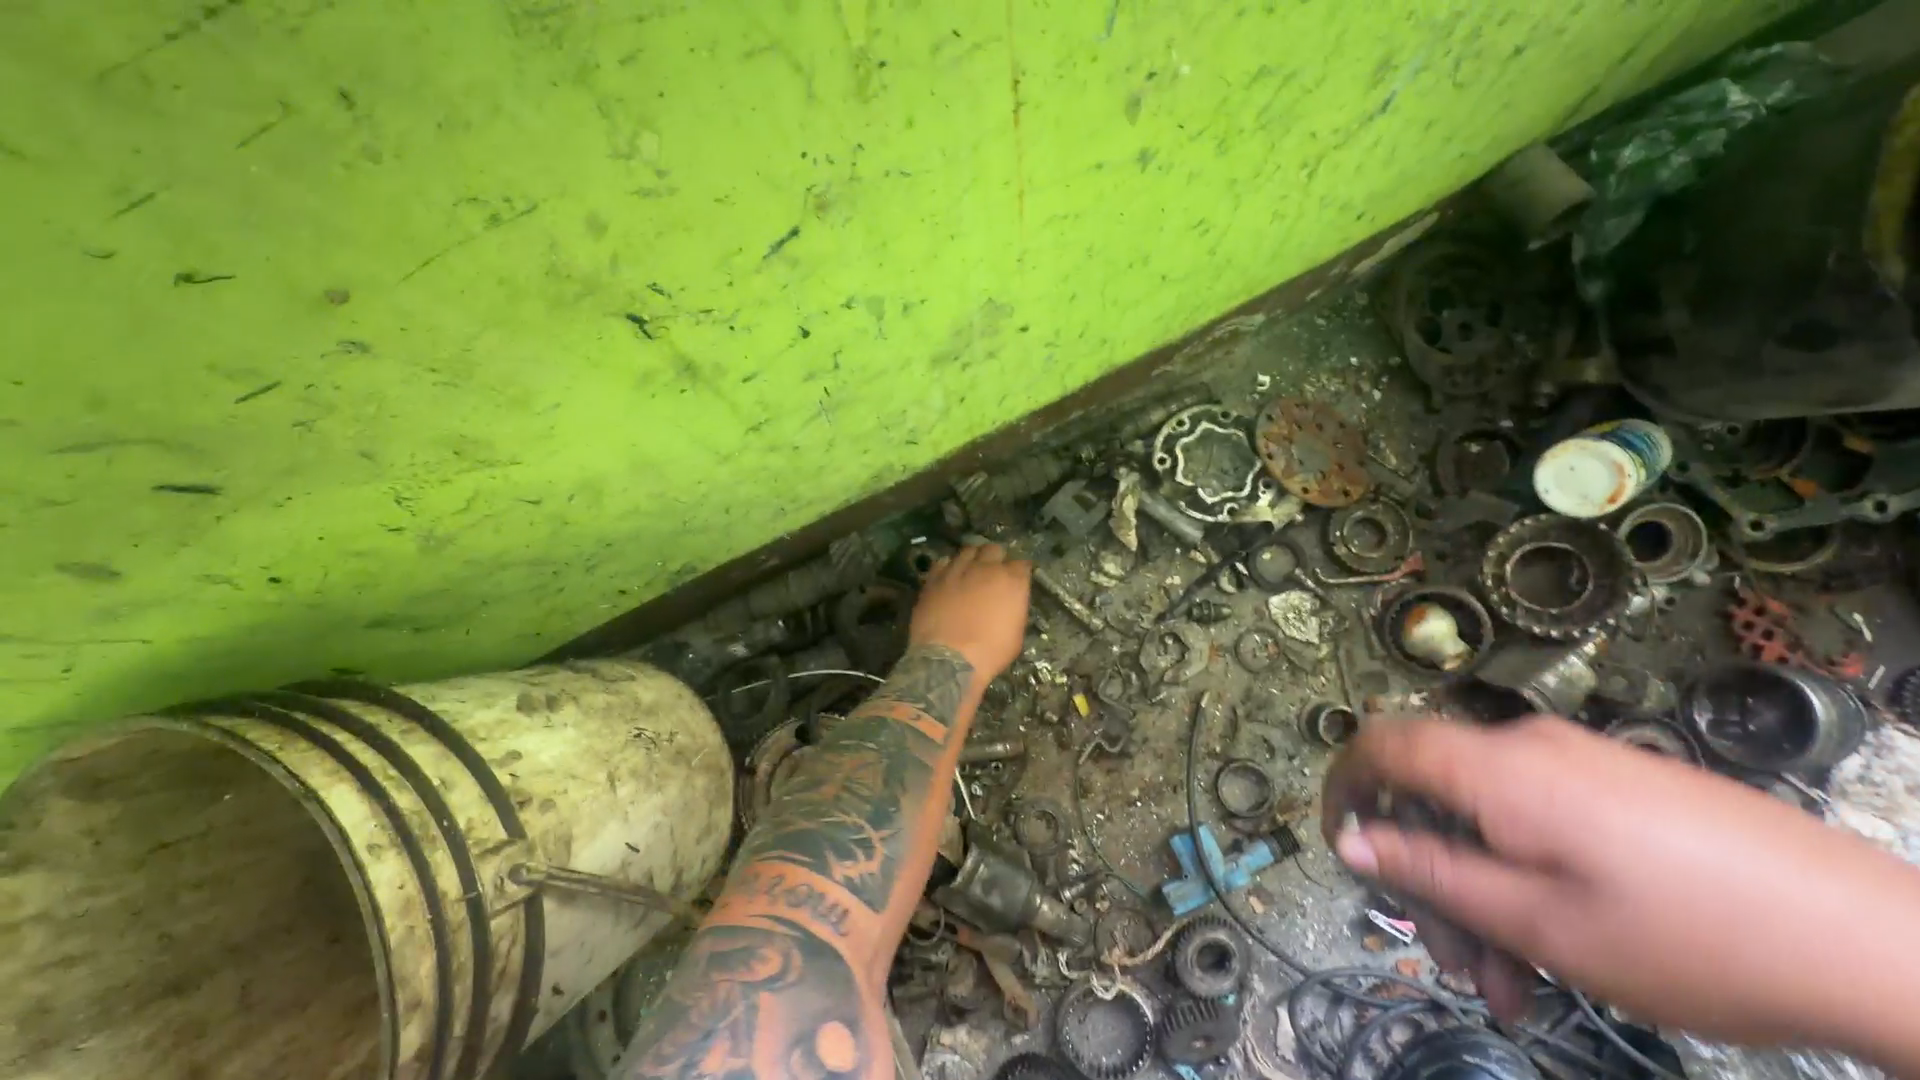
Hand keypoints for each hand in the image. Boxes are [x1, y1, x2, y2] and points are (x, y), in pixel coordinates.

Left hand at [908, 543, 1031, 683]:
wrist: (949, 659)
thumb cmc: (990, 652)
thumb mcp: (1016, 634)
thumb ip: (1014, 608)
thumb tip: (1009, 602)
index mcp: (1012, 581)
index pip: (1022, 564)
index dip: (1019, 572)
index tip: (1017, 581)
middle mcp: (986, 568)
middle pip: (994, 550)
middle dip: (996, 559)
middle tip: (993, 573)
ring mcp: (958, 569)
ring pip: (968, 550)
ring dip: (972, 559)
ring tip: (970, 570)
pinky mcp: (934, 578)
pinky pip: (943, 562)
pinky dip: (949, 568)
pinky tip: (949, 578)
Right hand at [1321, 714, 1919, 1067]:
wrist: (1877, 942)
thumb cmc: (1688, 938)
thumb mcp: (1538, 921)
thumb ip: (1432, 873)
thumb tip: (1353, 839)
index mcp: (1499, 768)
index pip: (1381, 745)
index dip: (1345, 788)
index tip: (1343, 848)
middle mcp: (1531, 748)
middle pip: (1437, 796)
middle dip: (1429, 878)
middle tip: (1453, 960)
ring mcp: (1581, 764)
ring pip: (1488, 819)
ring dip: (1480, 893)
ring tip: (1512, 981)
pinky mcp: (1622, 787)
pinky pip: (1539, 822)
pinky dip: (1524, 876)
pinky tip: (1554, 949)